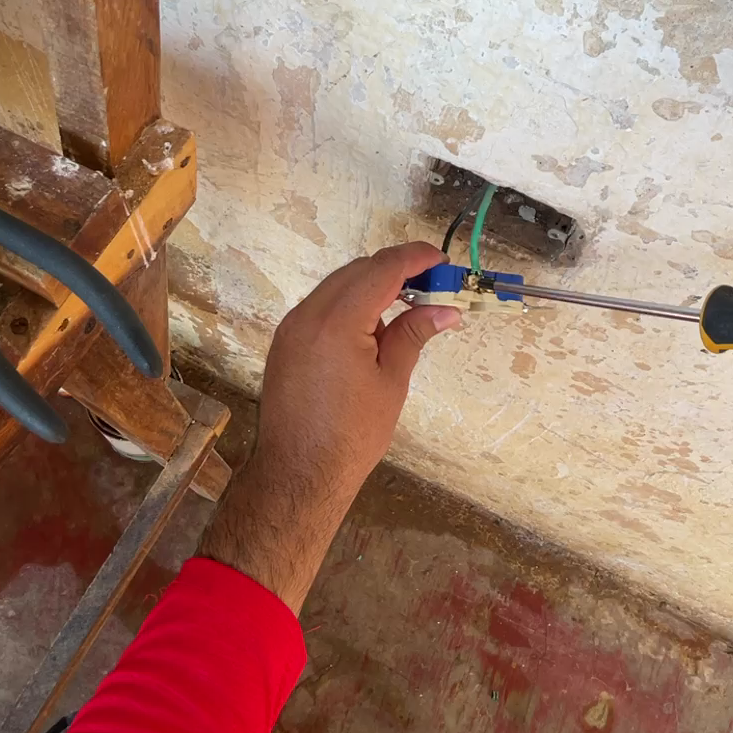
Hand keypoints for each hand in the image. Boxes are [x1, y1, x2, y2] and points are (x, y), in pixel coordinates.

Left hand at [199, 243, 459, 610]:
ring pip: (337, 285)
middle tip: (430, 286)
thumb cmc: (352, 434)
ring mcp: (291, 326)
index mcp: (337, 322)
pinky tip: (371, 327)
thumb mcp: (391, 382)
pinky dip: (350, 303)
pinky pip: (321, 306)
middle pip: (357, 271)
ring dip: (372, 285)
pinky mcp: (285, 341)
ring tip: (406, 306)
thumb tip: (446, 310)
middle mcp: (308, 314)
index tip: (441, 261)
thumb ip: (414, 335)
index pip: (382, 270)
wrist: (298, 473)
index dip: (414, 259)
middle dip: (395, 270)